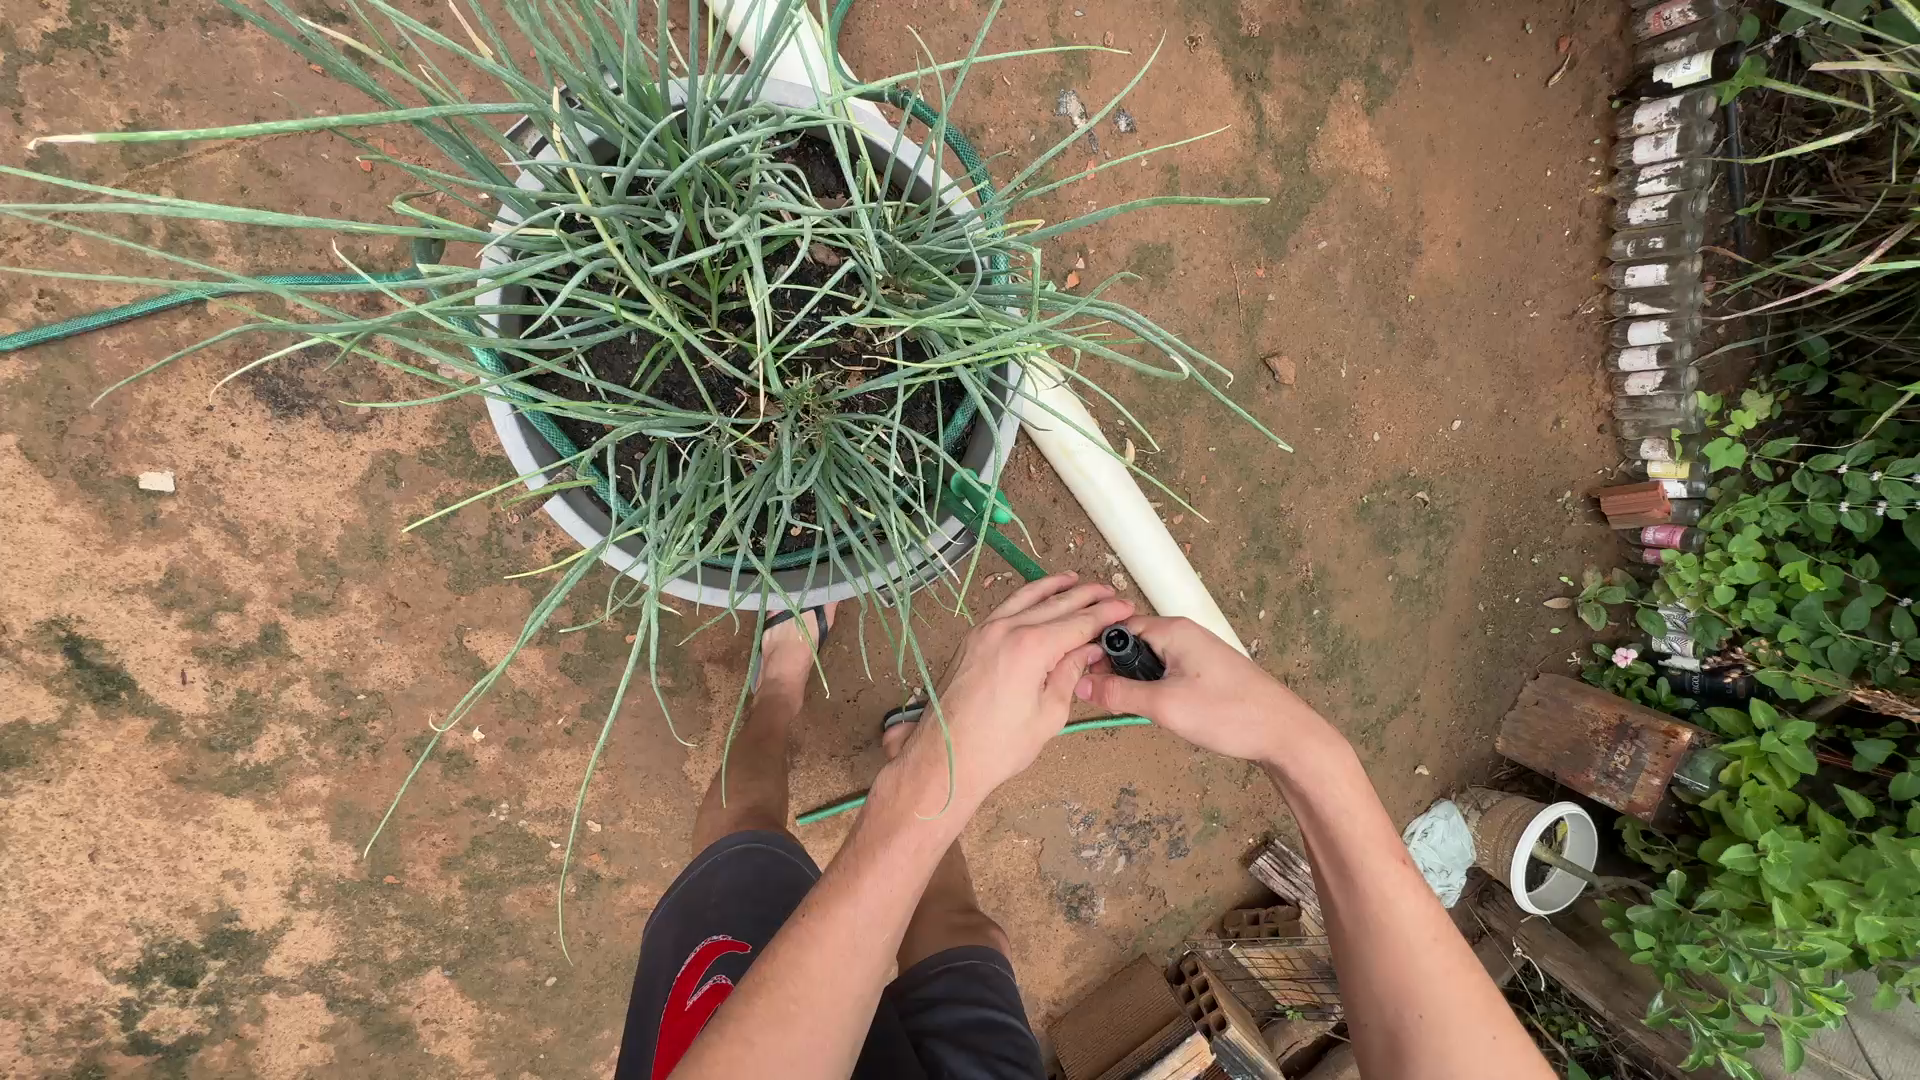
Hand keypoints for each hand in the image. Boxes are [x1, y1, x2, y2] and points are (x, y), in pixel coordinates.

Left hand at [895, 574, 1131, 804]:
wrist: (947, 756)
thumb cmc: (995, 746)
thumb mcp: (1049, 714)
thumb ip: (1070, 674)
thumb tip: (1087, 652)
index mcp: (1030, 648)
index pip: (1078, 623)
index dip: (1105, 615)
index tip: (1124, 608)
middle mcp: (1006, 631)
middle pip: (1055, 604)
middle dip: (1086, 597)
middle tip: (1109, 593)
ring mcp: (985, 631)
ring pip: (1026, 597)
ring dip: (1054, 587)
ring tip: (1075, 580)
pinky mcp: (972, 639)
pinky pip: (1005, 607)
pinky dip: (1025, 597)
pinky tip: (1036, 596)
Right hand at [1074, 616, 1319, 764]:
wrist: (1285, 734)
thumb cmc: (1229, 714)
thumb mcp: (1164, 706)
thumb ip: (1119, 693)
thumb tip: (1081, 685)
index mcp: (1172, 630)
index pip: (1118, 628)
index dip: (1097, 651)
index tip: (1082, 676)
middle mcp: (1184, 632)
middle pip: (1132, 642)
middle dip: (1115, 667)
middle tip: (1106, 697)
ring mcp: (1197, 650)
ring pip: (1149, 658)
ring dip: (1136, 680)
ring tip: (1132, 705)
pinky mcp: (1206, 669)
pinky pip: (1167, 669)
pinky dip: (1155, 685)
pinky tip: (1159, 708)